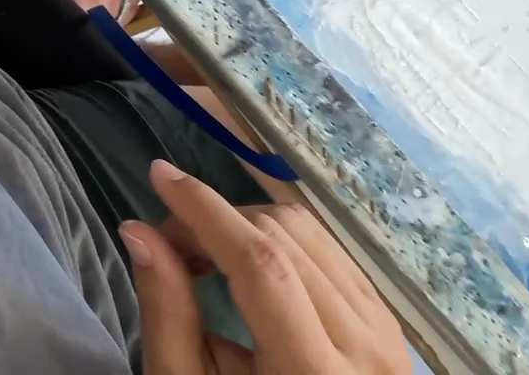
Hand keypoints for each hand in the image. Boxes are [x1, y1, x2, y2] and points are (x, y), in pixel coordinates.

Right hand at [119, 160, 412, 374]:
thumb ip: (167, 311)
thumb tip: (138, 230)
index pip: (261, 265)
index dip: (205, 210)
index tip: (159, 175)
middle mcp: (368, 354)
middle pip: (280, 239)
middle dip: (212, 222)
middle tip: (170, 248)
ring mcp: (389, 340)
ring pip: (306, 232)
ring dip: (242, 224)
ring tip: (206, 255)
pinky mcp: (390, 328)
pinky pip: (328, 250)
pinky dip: (276, 237)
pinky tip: (247, 262)